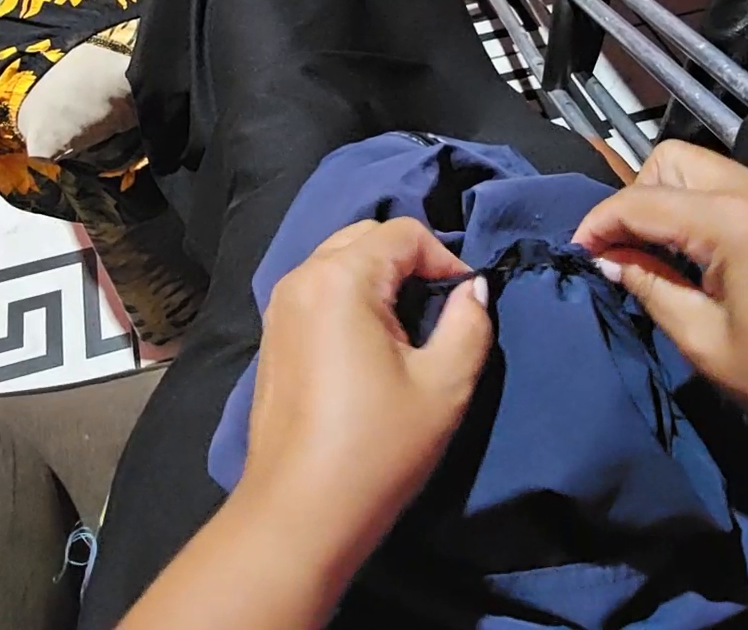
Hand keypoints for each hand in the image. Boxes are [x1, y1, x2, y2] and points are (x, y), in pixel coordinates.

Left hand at [241, 217, 491, 566]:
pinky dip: (350, 294)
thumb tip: (474, 287)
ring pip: (340, 258)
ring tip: (407, 328)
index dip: (444, 259)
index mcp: (339, 277)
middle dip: (409, 261)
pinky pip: (319, 287)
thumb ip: (469, 323)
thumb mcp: (444, 386)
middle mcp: (302, 277)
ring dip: (379, 276)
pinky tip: (369, 344)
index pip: (403, 233)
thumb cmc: (376, 447)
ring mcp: (281, 304)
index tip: (464, 304)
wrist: (299, 513)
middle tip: (437, 311)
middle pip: (366, 236)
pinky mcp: (273, 332)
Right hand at [572, 141, 747, 471]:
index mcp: (733, 221)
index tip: (579, 255)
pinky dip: (697, 207)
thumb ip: (648, 286)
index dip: (597, 225)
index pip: (638, 200)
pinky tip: (698, 256)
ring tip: (658, 256)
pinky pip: (727, 187)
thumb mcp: (706, 344)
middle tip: (625, 253)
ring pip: (697, 167)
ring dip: (665, 200)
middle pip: (668, 161)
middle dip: (633, 199)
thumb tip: (609, 259)